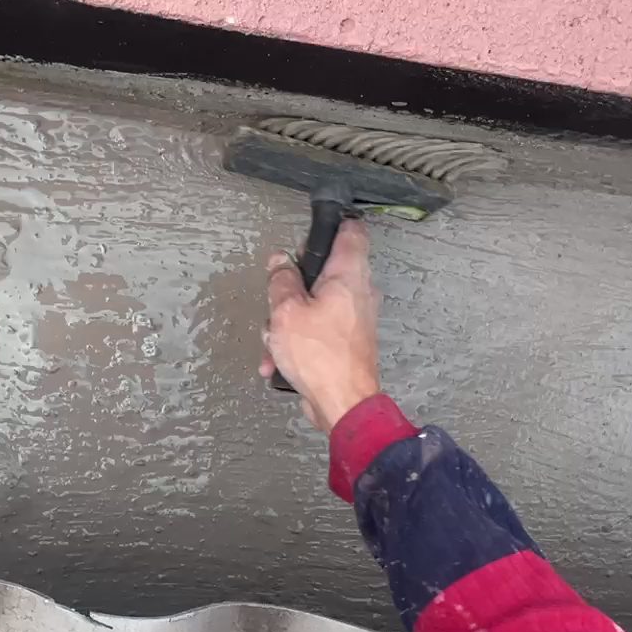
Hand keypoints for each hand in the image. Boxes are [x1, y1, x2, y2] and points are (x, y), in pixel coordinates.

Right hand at [261, 217, 381, 430]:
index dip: (326, 228)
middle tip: (278, 298)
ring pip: (314, 304)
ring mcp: (353, 319)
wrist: (341, 404)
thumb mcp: (285, 311)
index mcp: (348, 274)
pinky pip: (315, 331)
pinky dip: (295, 343)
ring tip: (274, 341)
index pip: (350, 230)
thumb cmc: (320, 357)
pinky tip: (277, 362)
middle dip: (292, 285)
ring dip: (287, 321)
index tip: (304, 240)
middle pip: (323, 271)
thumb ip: (281, 281)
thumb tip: (279, 262)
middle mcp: (358, 292)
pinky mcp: (346, 342)